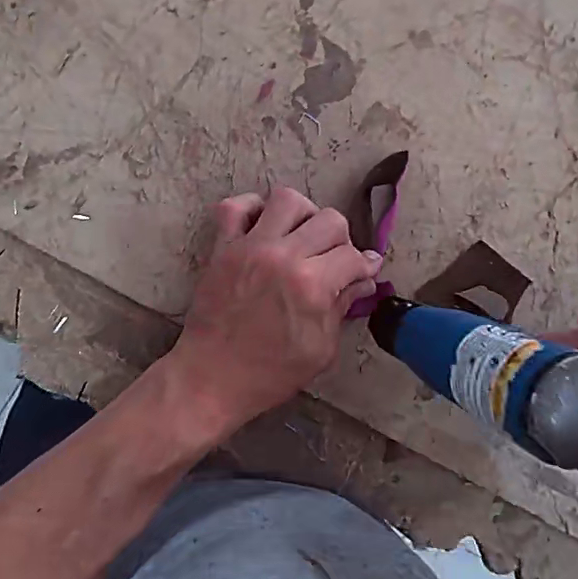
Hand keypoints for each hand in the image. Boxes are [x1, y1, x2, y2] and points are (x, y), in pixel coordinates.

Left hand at [171, 188, 382, 427]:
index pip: (353, 255)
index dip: (366, 265)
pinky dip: (252, 209)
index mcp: (311, 285)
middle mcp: (283, 256)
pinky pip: (235, 207)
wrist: (211, 379)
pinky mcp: (222, 248)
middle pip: (330, 219)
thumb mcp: (321, 350)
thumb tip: (364, 280)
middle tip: (333, 260)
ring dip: (303, 215)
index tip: (365, 271)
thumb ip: (343, 307)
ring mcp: (249, 247)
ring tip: (301, 237)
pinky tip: (263, 228)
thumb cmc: (270, 372)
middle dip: (341, 239)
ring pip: (287, 199)